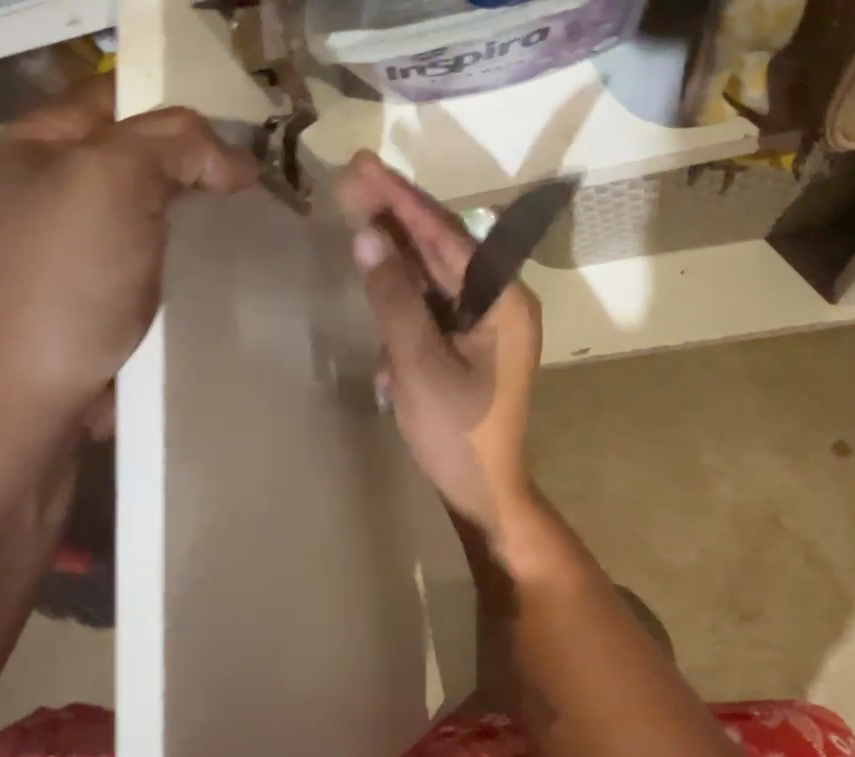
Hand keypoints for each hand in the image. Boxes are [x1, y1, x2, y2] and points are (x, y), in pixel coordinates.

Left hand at [0, 79, 258, 431]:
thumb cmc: (61, 286)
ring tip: (254, 245)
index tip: (244, 145)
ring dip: (198, 236)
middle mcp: (50, 197)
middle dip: (199, 177)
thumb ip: (174, 144)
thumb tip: (234, 161)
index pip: (122, 98)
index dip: (184, 111)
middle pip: (141, 166)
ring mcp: (70, 262)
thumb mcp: (111, 182)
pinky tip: (221, 294)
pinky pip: (152, 282)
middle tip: (260, 199)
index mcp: (38, 146)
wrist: (23, 406)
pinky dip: (185, 284)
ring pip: (152, 229)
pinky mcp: (93, 316)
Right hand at [335, 152, 544, 537]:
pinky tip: (377, 286)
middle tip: (350, 181)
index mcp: (504, 302)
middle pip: (443, 249)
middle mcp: (502, 304)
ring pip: (436, 277)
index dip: (402, 201)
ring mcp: (487, 326)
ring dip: (397, 257)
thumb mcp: (420, 365)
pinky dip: (405, 303)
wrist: (483, 491)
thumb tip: (368, 240)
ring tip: (355, 220)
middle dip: (396, 218)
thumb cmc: (457, 434)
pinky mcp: (471, 347)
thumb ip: (394, 300)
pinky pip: (434, 309)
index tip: (363, 165)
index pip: (447, 237)